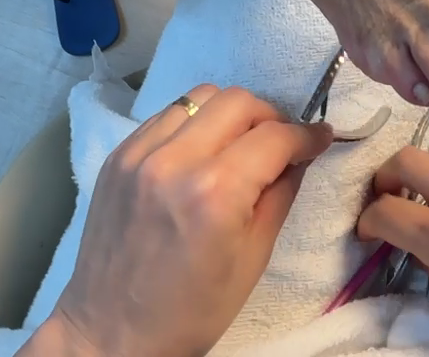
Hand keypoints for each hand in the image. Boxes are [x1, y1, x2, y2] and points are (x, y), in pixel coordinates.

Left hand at [32, 85, 333, 356]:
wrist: (109, 335)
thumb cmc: (189, 311)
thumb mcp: (253, 260)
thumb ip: (281, 194)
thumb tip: (299, 155)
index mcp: (215, 194)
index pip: (275, 136)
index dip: (306, 134)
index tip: (319, 137)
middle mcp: (176, 161)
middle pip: (239, 101)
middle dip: (270, 116)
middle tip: (279, 142)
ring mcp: (141, 153)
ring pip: (202, 96)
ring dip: (229, 113)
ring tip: (236, 143)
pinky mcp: (119, 154)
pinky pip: (168, 114)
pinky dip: (193, 123)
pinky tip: (198, 152)